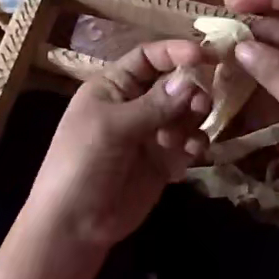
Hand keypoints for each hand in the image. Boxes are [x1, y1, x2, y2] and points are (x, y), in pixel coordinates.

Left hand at [28, 39, 211, 247]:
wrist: (75, 226)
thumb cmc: (81, 164)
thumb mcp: (113, 128)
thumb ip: (155, 104)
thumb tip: (191, 79)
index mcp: (113, 86)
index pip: (148, 57)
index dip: (175, 52)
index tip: (204, 56)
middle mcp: (135, 105)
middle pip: (173, 83)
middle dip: (191, 89)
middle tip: (202, 103)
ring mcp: (151, 133)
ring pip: (186, 112)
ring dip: (194, 117)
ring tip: (191, 132)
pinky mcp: (164, 161)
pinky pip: (189, 142)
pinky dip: (196, 143)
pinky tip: (193, 152)